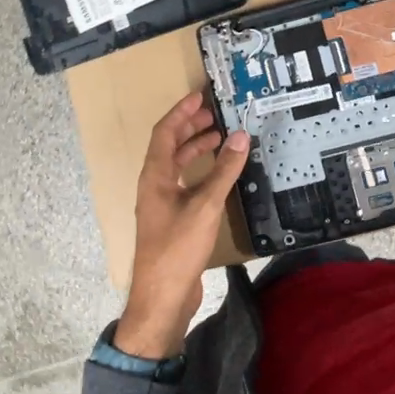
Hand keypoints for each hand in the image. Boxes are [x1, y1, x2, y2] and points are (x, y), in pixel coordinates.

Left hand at [115, 92, 250, 359]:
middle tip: (216, 113)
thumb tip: (240, 136)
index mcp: (155, 176)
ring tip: (222, 138)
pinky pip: (187, 185)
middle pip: (170, 146)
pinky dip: (202, 173)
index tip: (200, 95)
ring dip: (197, 149)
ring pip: (178, 166)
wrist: (163, 297)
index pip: (165, 132)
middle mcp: (155, 185)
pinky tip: (221, 176)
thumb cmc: (178, 248)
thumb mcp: (205, 205)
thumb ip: (224, 170)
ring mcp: (162, 204)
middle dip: (191, 127)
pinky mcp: (173, 220)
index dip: (181, 112)